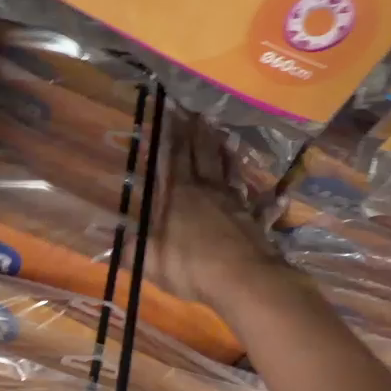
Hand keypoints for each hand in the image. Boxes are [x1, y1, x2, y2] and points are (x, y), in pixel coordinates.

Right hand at [144, 121, 300, 316]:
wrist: (243, 280)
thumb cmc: (190, 267)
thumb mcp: (150, 261)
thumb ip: (132, 248)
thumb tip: (113, 240)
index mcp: (179, 196)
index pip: (172, 157)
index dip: (171, 134)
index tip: (171, 110)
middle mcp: (208, 191)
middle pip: (203, 155)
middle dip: (198, 133)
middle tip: (198, 112)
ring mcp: (236, 204)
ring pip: (230, 171)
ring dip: (226, 154)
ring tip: (225, 137)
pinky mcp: (256, 221)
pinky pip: (261, 207)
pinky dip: (268, 201)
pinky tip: (277, 196)